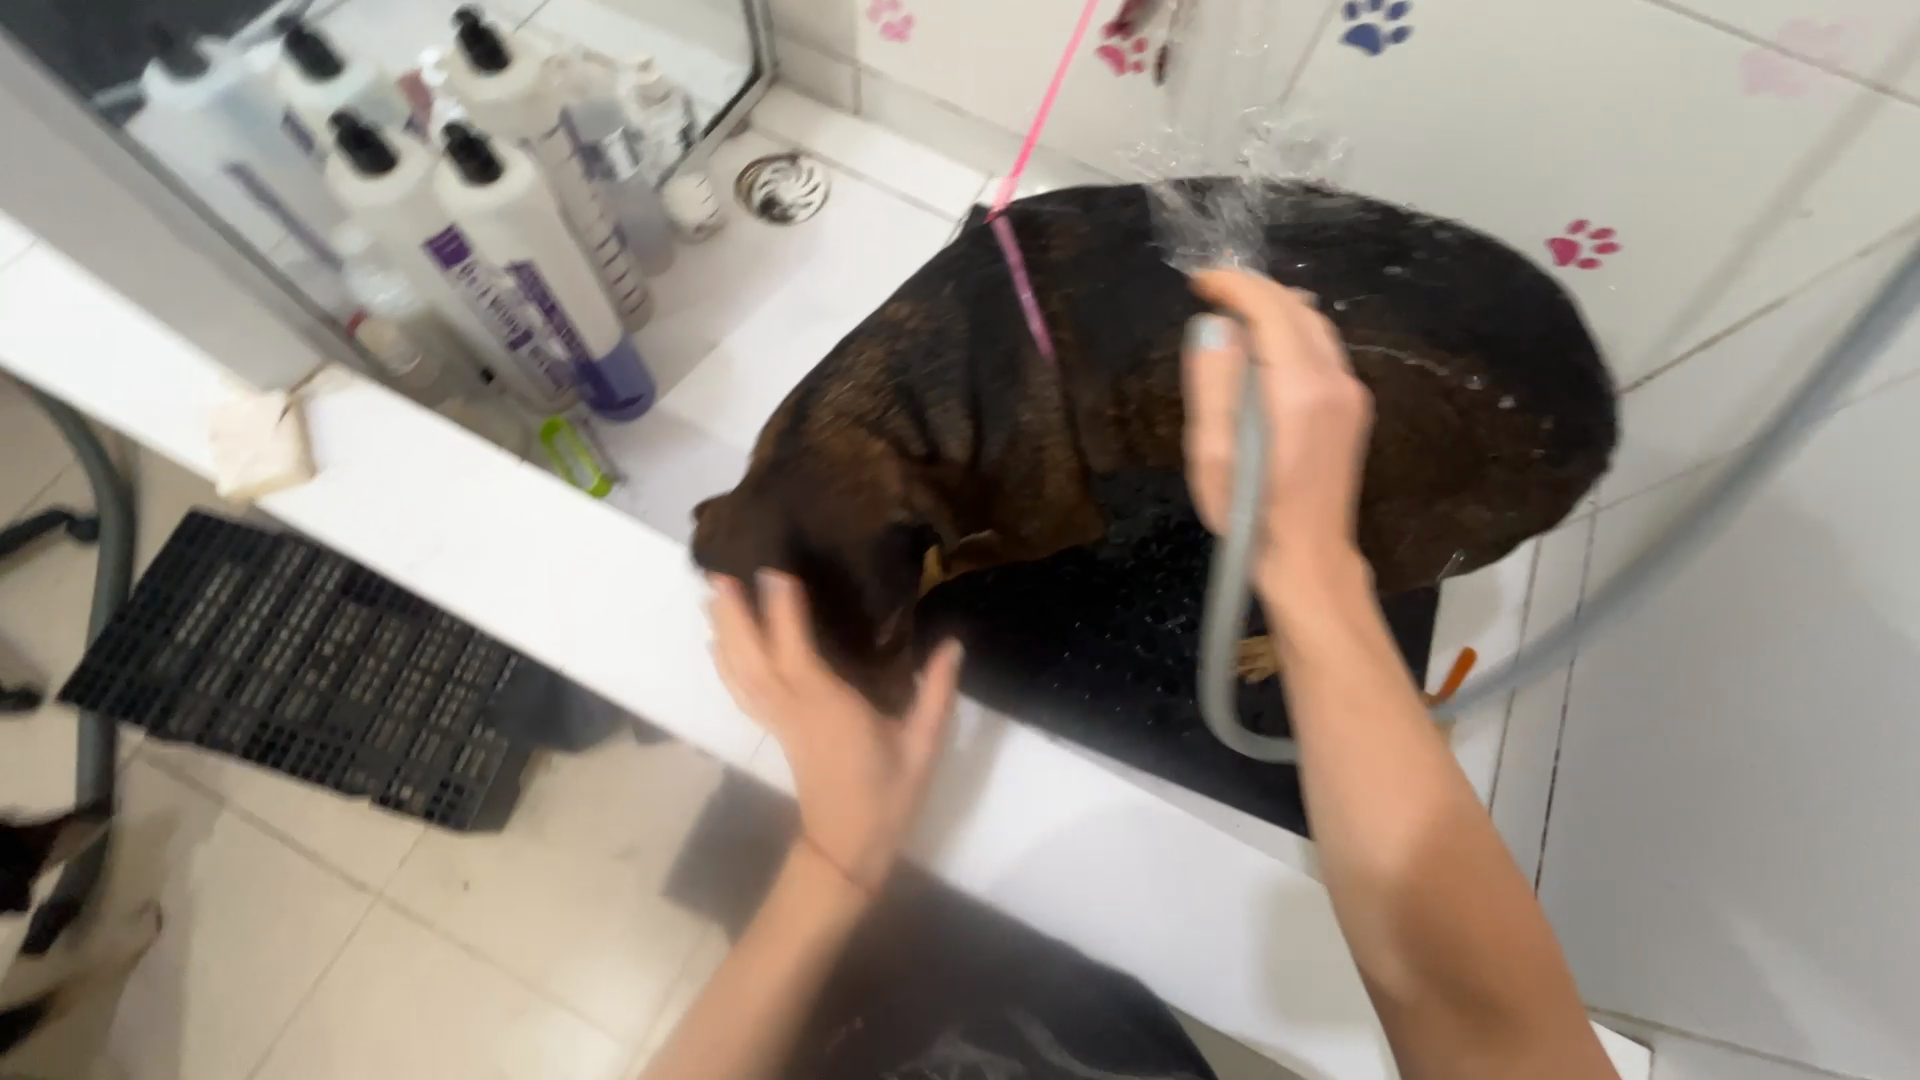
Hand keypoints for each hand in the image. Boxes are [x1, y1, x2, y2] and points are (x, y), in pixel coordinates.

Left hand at [707, 571, 963, 895]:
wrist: (846, 850)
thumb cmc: (887, 796)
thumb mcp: (923, 746)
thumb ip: (936, 694)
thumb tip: (953, 643)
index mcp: (829, 709)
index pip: (797, 653)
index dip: (782, 613)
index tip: (773, 571)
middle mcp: (796, 709)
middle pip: (753, 658)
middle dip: (734, 615)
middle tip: (718, 571)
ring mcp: (780, 721)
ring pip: (741, 672)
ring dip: (724, 632)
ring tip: (711, 594)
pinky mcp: (776, 731)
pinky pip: (743, 691)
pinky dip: (726, 664)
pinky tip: (718, 644)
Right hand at [1183, 269, 1373, 592]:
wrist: (1307, 556)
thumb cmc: (1249, 514)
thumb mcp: (1213, 456)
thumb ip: (1213, 386)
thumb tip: (1213, 327)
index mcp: (1298, 390)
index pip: (1270, 309)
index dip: (1233, 285)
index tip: (1198, 281)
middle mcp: (1335, 380)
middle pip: (1297, 309)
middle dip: (1253, 291)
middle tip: (1209, 293)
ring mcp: (1351, 394)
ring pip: (1314, 326)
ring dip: (1273, 310)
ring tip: (1231, 318)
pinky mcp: (1354, 408)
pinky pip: (1322, 350)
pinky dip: (1289, 335)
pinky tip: (1263, 353)